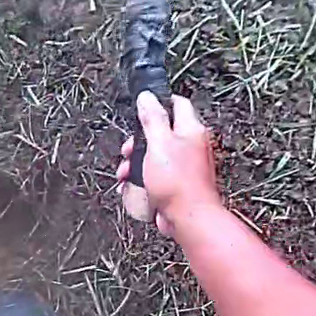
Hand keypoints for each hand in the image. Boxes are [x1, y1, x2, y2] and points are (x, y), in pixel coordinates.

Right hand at [117, 90, 219, 236]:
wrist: (189, 218)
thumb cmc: (178, 182)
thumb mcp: (159, 144)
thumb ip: (152, 119)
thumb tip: (147, 97)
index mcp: (190, 130)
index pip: (177, 104)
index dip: (158, 103)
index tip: (140, 110)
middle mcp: (190, 146)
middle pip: (160, 133)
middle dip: (138, 141)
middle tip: (128, 150)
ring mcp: (184, 167)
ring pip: (155, 156)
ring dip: (135, 163)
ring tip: (124, 174)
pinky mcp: (176, 185)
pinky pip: (155, 176)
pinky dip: (141, 180)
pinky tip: (130, 187)